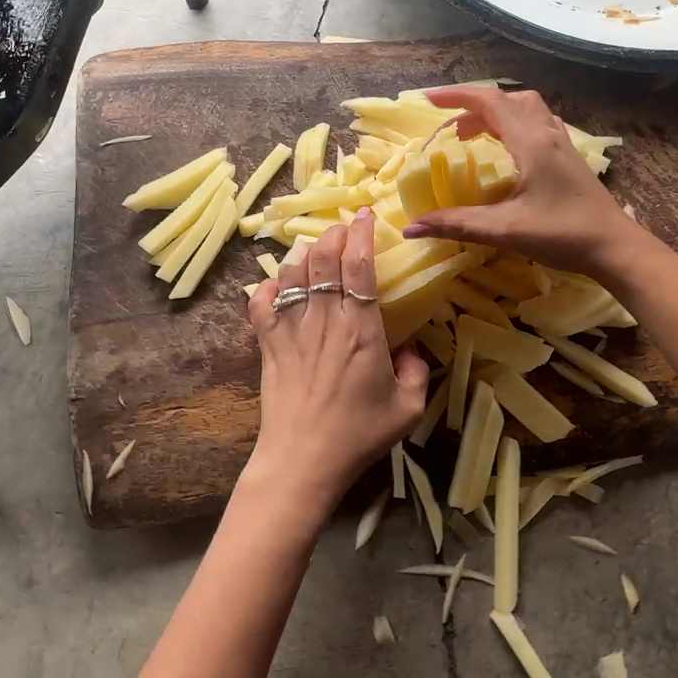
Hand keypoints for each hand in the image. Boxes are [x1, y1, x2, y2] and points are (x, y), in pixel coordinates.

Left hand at [241, 211, 429, 515]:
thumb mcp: (408, 408)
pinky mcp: (267, 345)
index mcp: (360, 329)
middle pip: (322, 258)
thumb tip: (408, 346)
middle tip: (345, 228)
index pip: (358, 266)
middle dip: (334, 233)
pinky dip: (268, 286)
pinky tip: (279, 284)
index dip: (362, 234)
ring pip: (292, 273)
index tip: (367, 216)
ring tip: (317, 248)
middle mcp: (323, 320)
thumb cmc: (358, 435)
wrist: (302, 462)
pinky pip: (260, 303)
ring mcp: (291, 330)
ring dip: (304, 253)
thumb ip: (417, 370)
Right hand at [402, 86, 647, 276]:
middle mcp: (547, 134)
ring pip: (526, 109)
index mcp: (531, 142)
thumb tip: (411, 227)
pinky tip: (510, 148)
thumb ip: (458, 224)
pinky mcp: (570, 157)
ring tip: (475, 136)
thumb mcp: (506, 230)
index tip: (428, 100)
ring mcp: (562, 144)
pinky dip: (516, 124)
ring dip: (497, 113)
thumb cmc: (563, 234)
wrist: (615, 247)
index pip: (489, 102)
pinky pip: (539, 124)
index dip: (456, 96)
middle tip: (450, 131)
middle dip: (473, 107)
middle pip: (507, 101)